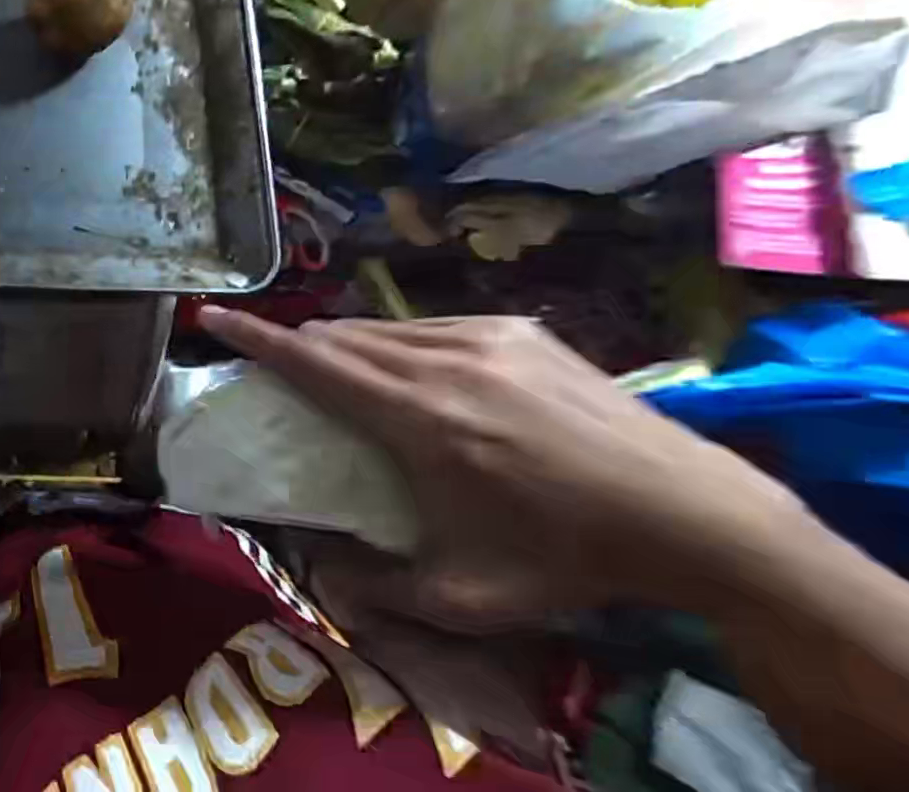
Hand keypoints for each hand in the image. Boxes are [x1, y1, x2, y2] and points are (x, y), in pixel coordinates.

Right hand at [198, 309, 810, 624]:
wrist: (695, 517)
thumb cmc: (566, 557)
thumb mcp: (465, 594)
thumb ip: (378, 589)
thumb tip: (320, 575)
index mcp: (415, 416)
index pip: (311, 360)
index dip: (253, 335)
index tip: (212, 314)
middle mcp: (439, 361)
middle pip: (338, 336)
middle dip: (300, 347)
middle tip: (287, 373)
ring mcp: (482, 336)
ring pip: (380, 326)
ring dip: (349, 346)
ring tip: (351, 378)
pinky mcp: (516, 329)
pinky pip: (427, 326)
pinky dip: (399, 343)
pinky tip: (421, 374)